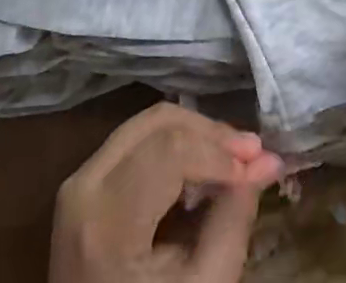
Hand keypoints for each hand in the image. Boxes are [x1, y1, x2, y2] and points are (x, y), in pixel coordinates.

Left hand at [50, 103, 283, 282]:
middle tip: (253, 153)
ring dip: (195, 134)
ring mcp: (78, 179)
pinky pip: (133, 140)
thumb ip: (233, 221)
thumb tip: (268, 161)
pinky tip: (202, 166)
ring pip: (145, 124)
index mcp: (107, 219)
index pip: (170, 151)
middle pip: (157, 123)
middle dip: (210, 133)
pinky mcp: (83, 180)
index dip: (218, 152)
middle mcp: (84, 184)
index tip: (257, 169)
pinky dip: (174, 144)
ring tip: (233, 159)